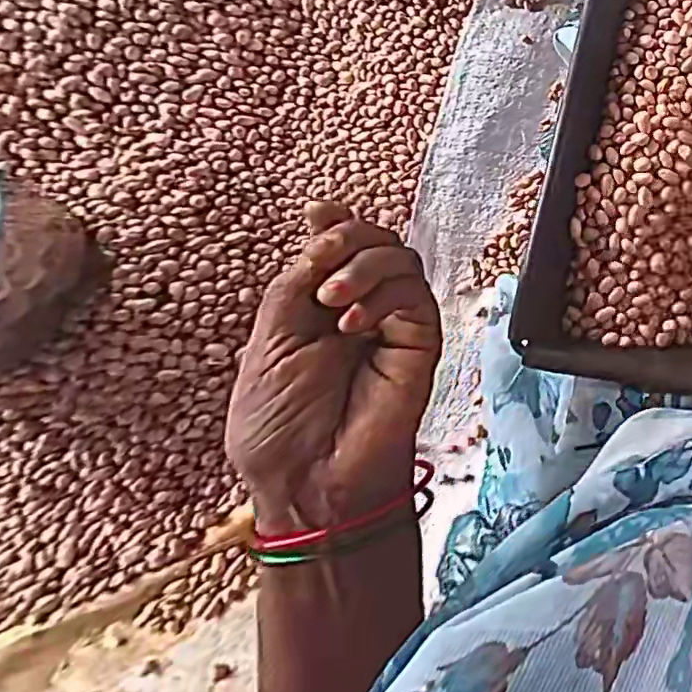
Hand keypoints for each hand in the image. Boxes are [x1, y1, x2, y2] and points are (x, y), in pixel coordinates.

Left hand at [225, 201, 440, 532]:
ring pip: (401, 259)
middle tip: (324, 273)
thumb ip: (299, 279)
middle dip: (351, 240)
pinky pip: (414, 293)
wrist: (310, 478)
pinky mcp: (422, 337)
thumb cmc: (281, 421)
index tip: (321, 213)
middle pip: (378, 241)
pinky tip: (354, 324)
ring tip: (333, 302)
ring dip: (365, 266)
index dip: (338, 223)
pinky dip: (383, 295)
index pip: (344, 247)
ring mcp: (397, 320)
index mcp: (327, 304)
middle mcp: (366, 305)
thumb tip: (323, 216)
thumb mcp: (269, 340)